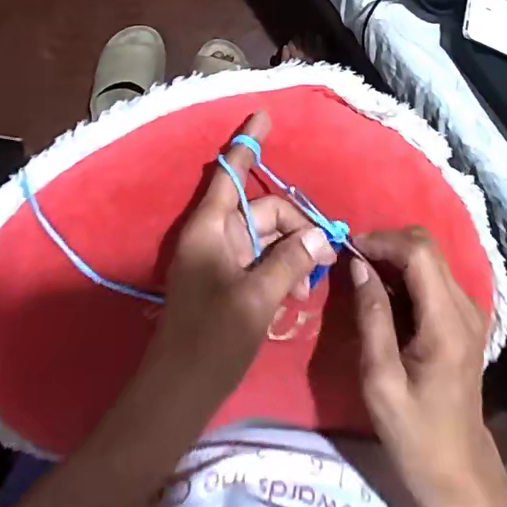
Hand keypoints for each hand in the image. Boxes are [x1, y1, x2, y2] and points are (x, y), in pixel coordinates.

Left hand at [146, 111, 337, 400]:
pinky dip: (282, 268)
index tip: (264, 114)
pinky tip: (299, 290)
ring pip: (265, 237)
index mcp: (210, 227)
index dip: (248, 143)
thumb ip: (289, 261)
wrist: (178, 392)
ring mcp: (219, 259)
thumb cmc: (211, 340)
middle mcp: (214, 235)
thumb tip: (318, 236)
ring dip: (293, 250)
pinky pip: (259, 260)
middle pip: (261, 210)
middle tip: (328, 255)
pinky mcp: (226, 282)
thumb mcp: (256, 298)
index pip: (230, 172)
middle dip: (295, 223)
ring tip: (315, 280)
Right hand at [352, 229, 506, 506]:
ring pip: (430, 257)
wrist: (457, 470)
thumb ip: (371, 317)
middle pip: (427, 246)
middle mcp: (465, 307)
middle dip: (386, 242)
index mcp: (447, 323)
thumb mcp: (380, 380)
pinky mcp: (462, 319)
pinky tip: (381, 289)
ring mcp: (468, 312)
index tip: (348, 248)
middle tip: (351, 257)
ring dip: (394, 254)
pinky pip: (432, 276)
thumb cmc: (414, 432)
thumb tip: (358, 264)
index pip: (419, 253)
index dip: (382, 241)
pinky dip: (404, 270)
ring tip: (360, 270)